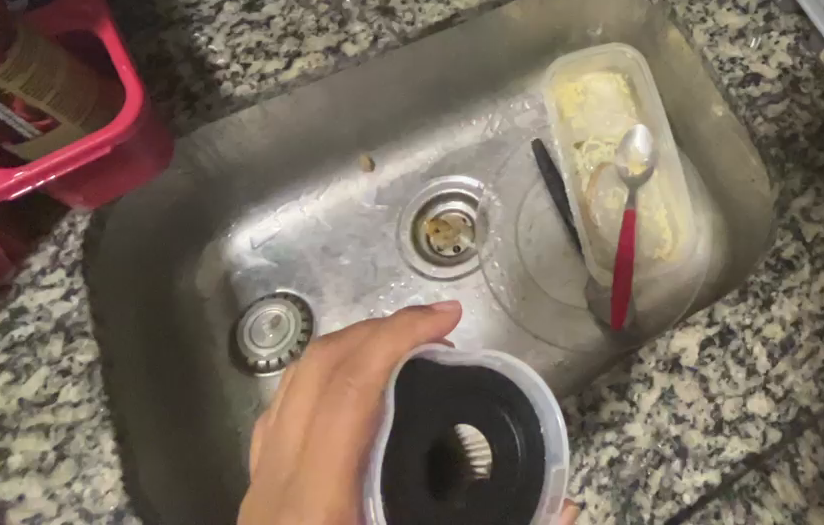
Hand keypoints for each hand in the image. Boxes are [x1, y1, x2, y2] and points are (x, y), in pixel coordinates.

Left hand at [239, 301, 577, 524]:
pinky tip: (363, 399)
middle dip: (380, 330)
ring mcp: (256, 497)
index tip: (450, 318)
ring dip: (352, 351)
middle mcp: (274, 492)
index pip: (349, 388)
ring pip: (291, 387)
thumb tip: (568, 508)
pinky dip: (326, 382)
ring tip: (406, 352)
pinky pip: (282, 415)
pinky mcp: (256, 506)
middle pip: (316, 369)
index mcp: (317, 508)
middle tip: (437, 330)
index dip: (399, 335)